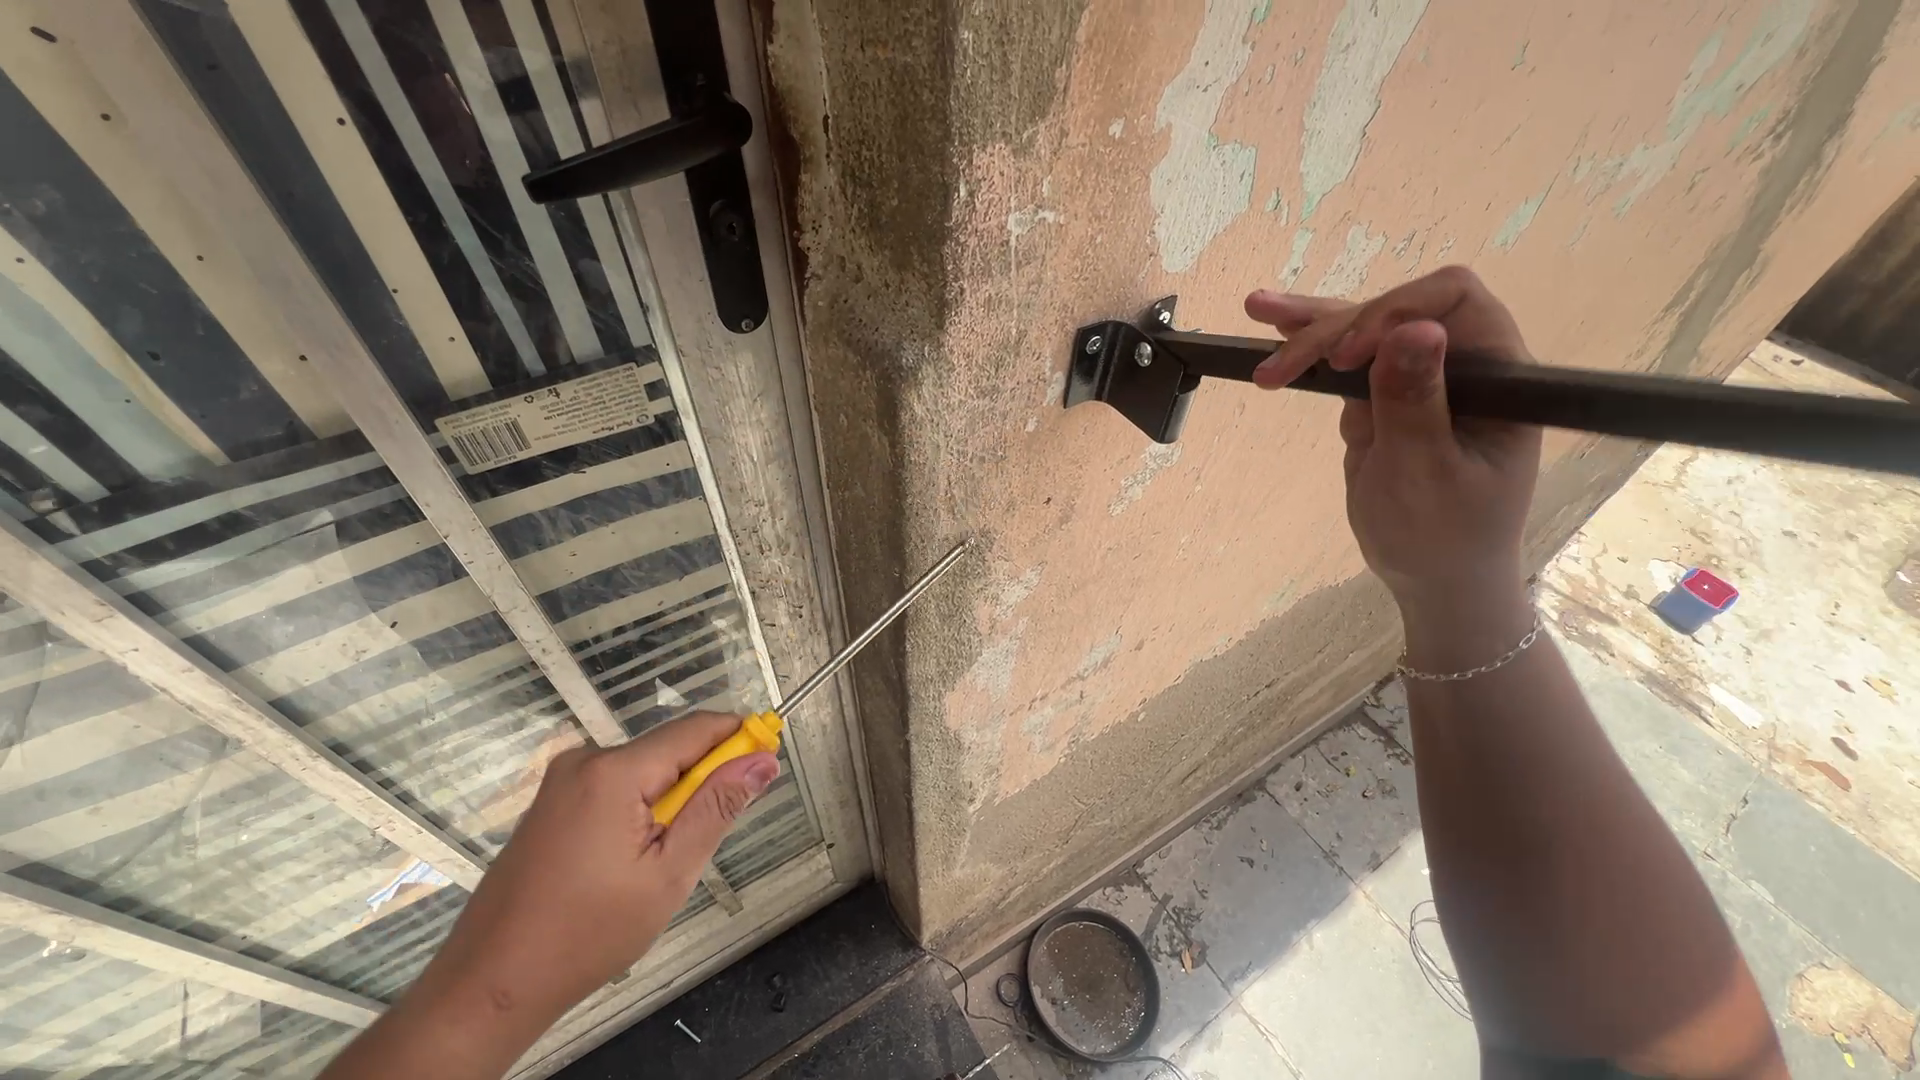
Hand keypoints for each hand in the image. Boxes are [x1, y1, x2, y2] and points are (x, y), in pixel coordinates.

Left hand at [321, 712, 777, 1078]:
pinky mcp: (550, 802)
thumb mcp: (670, 874)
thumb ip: (719, 806)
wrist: (491, 983)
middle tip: (698, 845)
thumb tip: (764, 759)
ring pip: (645, 771)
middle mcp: (585, 759)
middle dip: (700, 782)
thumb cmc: (588, 934)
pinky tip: (623, 865)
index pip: (698, 728)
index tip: (767, 766)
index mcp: (614, 771)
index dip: (740, 738)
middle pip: (670, 748)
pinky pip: (616, 787)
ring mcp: (561, 780)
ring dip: (669, 802)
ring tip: (655, 866)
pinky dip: (638, 812)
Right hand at [1244, 267, 1541, 654]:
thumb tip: (1412, 327)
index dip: (1394, 314)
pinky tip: (1275, 330)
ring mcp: (1421, 380)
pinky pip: (1347, 365)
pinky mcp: (1386, 398)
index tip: (1345, 359)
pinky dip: (1310, 351)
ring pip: (1365, 333)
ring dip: (1311, 326)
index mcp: (1499, 376)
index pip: (1454, 302)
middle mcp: (1463, 365)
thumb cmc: (1440, 537)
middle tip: (1275, 368)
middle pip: (1396, 313)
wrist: (1432, 578)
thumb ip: (1414, 402)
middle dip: (1332, 332)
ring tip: (1257, 308)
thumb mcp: (1423, 474)